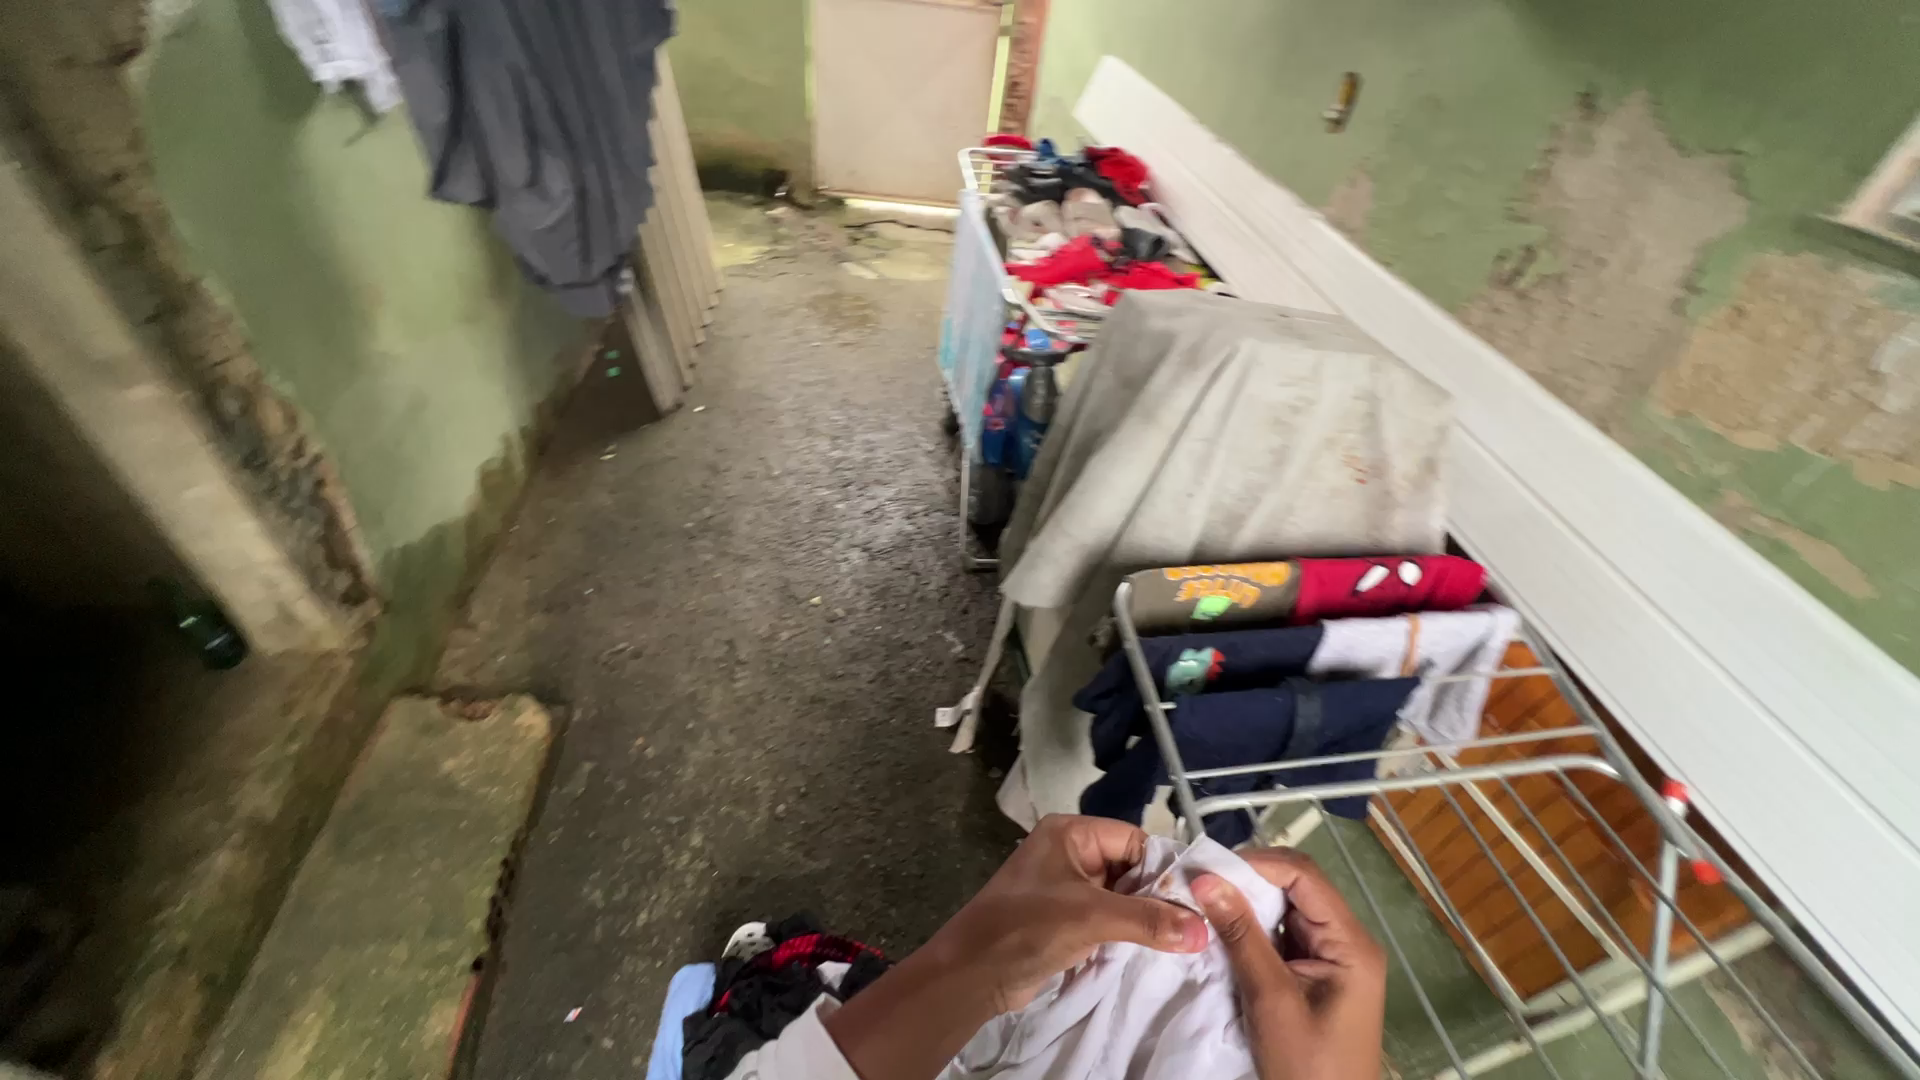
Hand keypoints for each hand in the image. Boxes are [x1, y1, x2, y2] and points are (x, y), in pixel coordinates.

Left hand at [927, 814, 1209, 1012]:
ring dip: (1143, 916)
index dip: (1163, 868)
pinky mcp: (1065, 914)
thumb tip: (1202, 929)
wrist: (975, 970)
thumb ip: (1148, 920)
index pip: (1133, 839)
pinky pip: (1107, 914)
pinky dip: (1126, 929)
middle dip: (1156, 895)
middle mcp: (1070, 851)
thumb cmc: (1028, 927)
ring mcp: (1066, 884)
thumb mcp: (1091, 917)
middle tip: (1193, 926)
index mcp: (1071, 832)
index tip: (1196, 901)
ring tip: (1178, 941)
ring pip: (1120, 893)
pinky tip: (1150, 949)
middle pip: (1128, 865)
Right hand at [1193, 848, 1386, 1079]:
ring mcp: (1330, 955)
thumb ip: (1241, 934)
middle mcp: (1346, 939)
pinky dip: (1250, 924)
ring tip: (1205, 901)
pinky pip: (1280, 930)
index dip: (1257, 863)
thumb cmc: (1307, 1066)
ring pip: (1284, 905)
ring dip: (1245, 900)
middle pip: (1295, 885)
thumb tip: (1205, 877)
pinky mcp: (1313, 970)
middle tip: (1202, 884)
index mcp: (1350, 942)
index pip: (1303, 876)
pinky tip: (1222, 926)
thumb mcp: (1271, 998)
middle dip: (1247, 878)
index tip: (1209, 871)